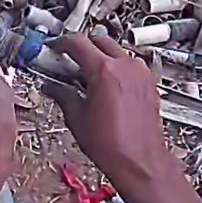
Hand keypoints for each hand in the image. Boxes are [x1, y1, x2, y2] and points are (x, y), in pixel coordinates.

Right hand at [48, 35, 193, 202]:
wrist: (141, 162)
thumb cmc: (113, 145)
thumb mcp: (77, 118)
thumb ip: (63, 95)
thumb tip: (52, 87)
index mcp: (104, 70)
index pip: (77, 42)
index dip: (61, 43)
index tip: (54, 47)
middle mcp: (125, 66)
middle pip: (99, 40)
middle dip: (82, 47)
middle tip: (68, 61)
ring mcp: (140, 73)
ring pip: (116, 51)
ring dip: (101, 57)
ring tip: (87, 77)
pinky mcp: (149, 83)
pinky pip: (130, 65)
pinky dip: (117, 68)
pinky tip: (106, 86)